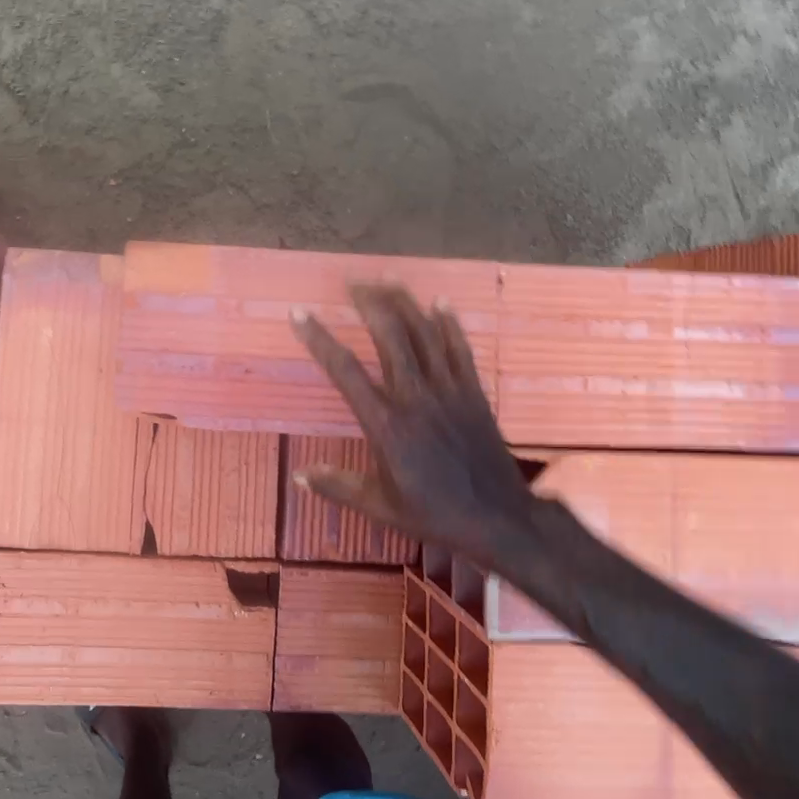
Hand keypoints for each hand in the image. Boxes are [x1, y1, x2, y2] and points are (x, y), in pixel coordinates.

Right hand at [292, 283, 536, 562]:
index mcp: (386, 424)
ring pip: (424, 334)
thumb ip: (337, 487)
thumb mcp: (379, 507)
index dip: (319, 339)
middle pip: (389, 336)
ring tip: (386, 279)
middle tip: (352, 282)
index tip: (299, 314)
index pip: (345, 370)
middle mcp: (415, 398)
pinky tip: (439, 302)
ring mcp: (448, 391)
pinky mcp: (474, 393)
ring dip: (404, 303)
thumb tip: (299, 477)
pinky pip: (459, 349)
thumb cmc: (434, 515)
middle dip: (369, 303)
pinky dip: (448, 323)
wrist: (499, 520)